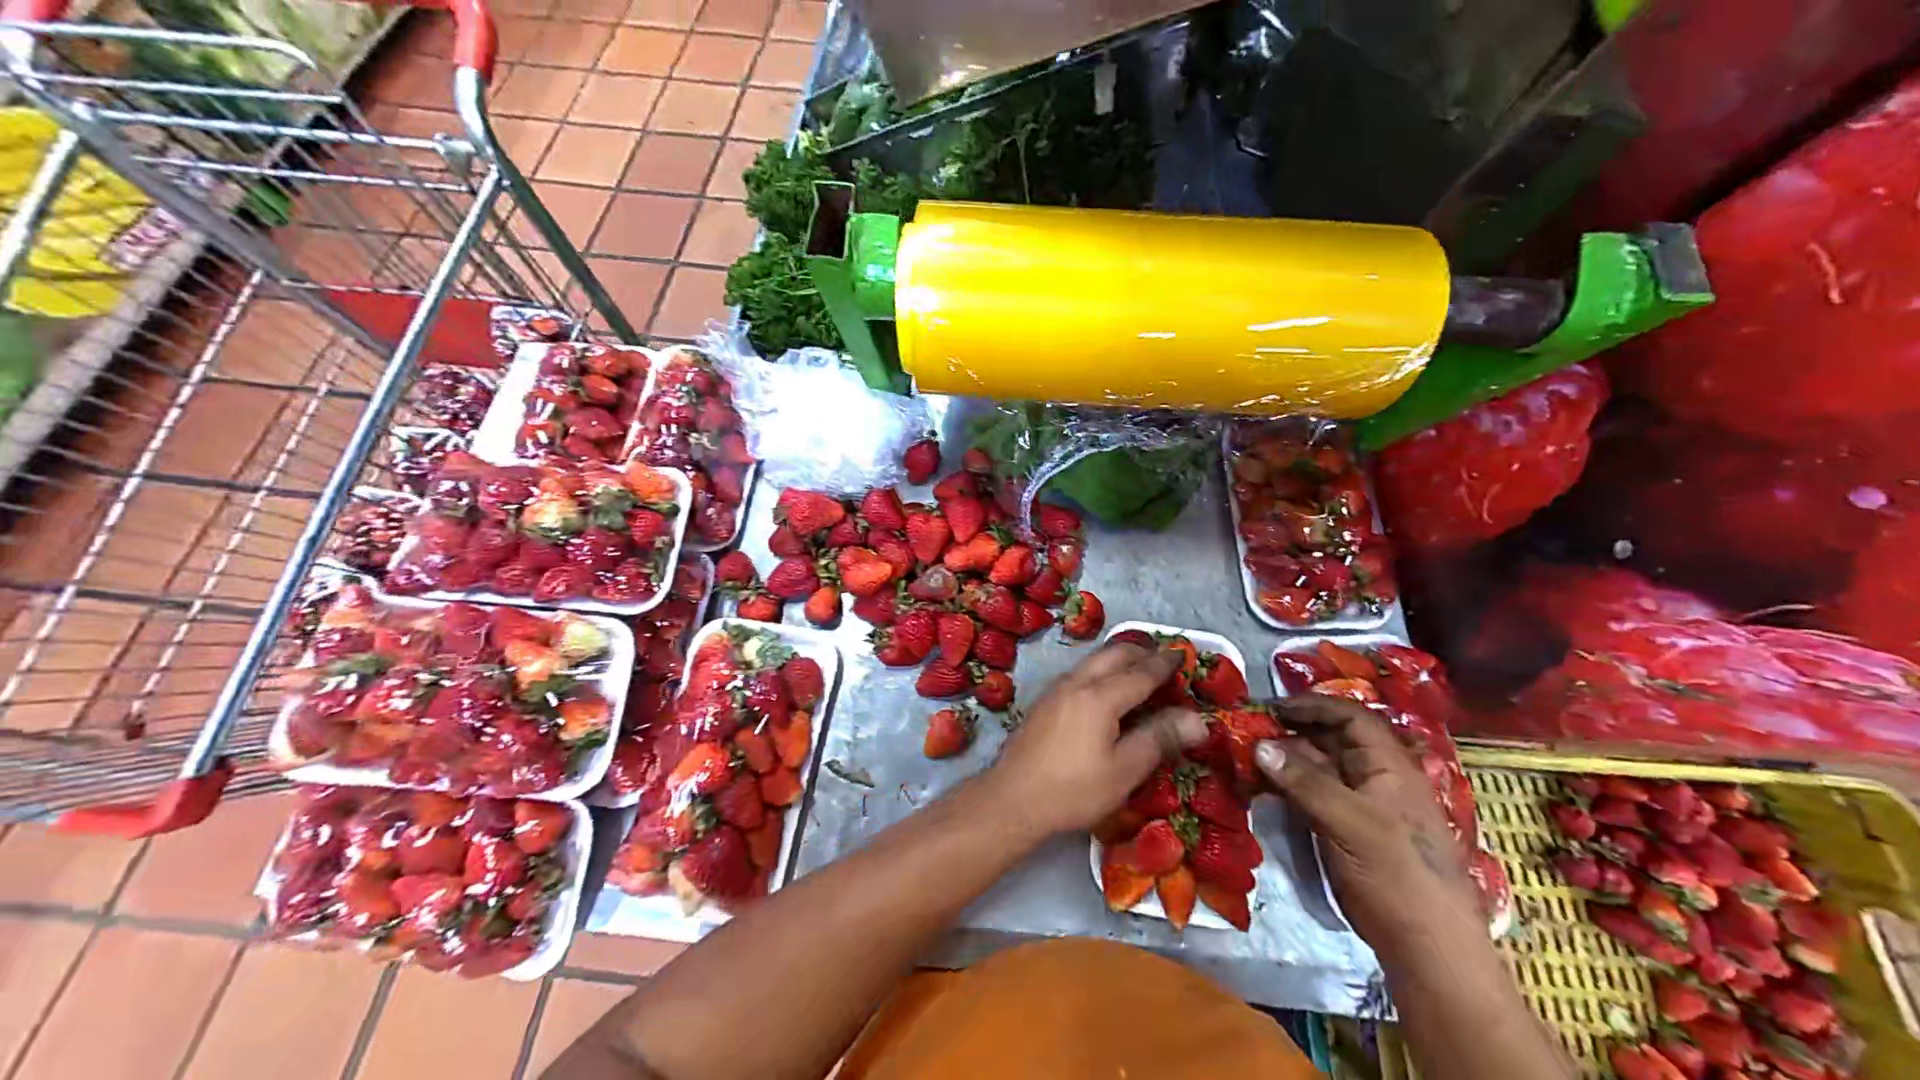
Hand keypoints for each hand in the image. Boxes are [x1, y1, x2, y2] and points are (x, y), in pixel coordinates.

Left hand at [978, 641, 1206, 838]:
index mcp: (1099, 696)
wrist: (1012, 799)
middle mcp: (1075, 684)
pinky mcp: (1043, 703)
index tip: (1183, 654)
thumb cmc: (1074, 790)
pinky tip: (1103, 691)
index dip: (1164, 663)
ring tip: (1137, 670)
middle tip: (1163, 658)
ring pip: (1092, 662)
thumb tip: (1197, 719)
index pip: (1140, 672)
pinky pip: (1079, 674)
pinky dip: (1100, 672)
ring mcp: (1054, 691)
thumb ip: (1160, 739)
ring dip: (1117, 659)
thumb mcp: (1125, 770)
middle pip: (1112, 655)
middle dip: (1140, 652)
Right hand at [1255, 695, 1482, 950]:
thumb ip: (1304, 782)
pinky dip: (1287, 785)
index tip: (1271, 707)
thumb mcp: (1349, 823)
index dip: (1313, 705)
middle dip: (1291, 730)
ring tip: (1246, 755)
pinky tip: (1260, 785)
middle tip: (1248, 730)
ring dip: (1284, 758)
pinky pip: (1313, 794)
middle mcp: (1375, 778)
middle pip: (1331, 739)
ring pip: (1318, 767)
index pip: (1351, 716)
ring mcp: (1360, 805)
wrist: (1426, 946)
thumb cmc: (1396, 875)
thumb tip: (1259, 745)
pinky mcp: (1346, 830)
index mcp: (1389, 766)